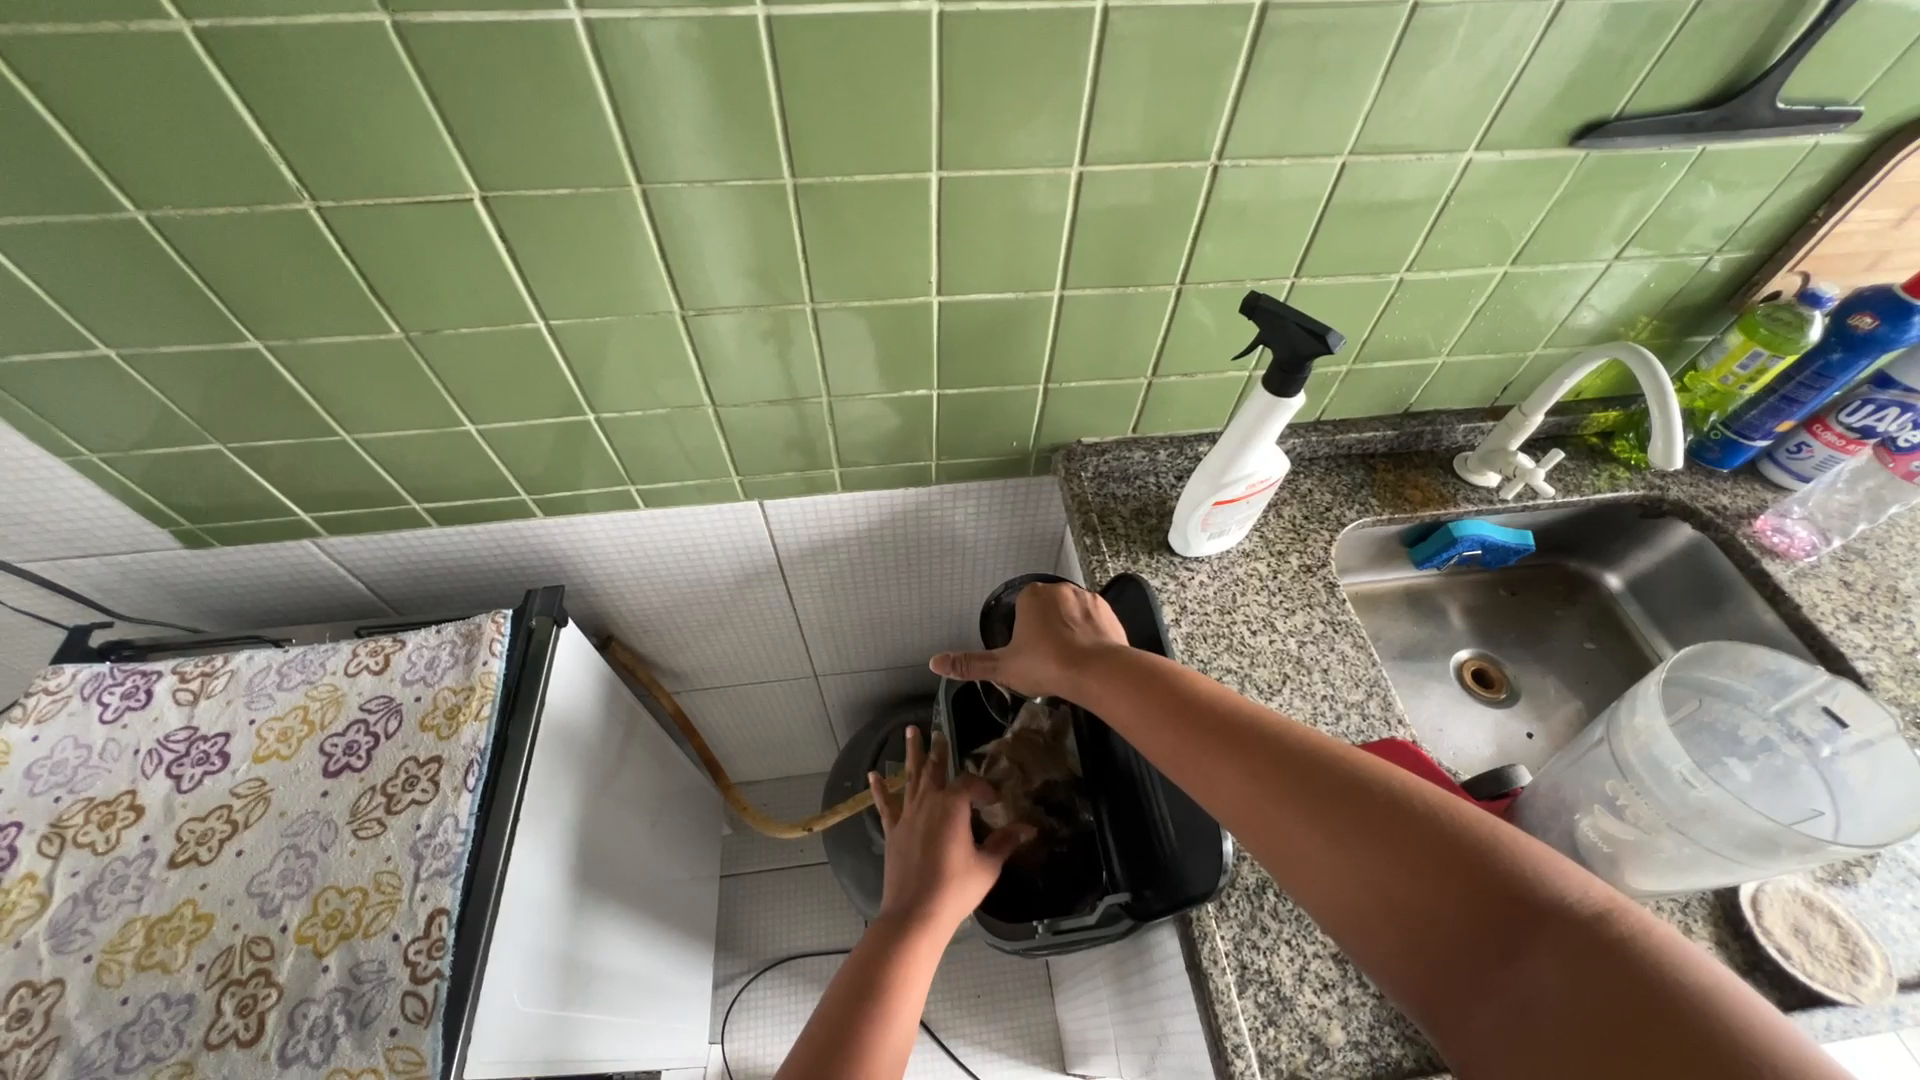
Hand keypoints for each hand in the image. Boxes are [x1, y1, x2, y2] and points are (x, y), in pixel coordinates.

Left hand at [867, 726, 1032, 933]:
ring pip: (910, 778)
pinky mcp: (893, 831)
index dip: (984, 789)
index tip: (994, 802)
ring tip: (910, 731)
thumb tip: (1029, 828)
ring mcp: (907, 815)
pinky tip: (872, 774)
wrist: (915, 913)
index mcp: (953, 806)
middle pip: (935, 769)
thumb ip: (1005, 843)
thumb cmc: (955, 889)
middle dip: (939, 750)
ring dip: (912, 754)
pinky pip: (886, 804)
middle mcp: (928, 803)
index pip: (970, 784)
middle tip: (938, 731)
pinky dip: (880, 789)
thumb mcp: (987, 866)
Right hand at [928, 583, 1128, 699]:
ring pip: (1072, 614)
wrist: (1097, 672)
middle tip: (1048, 660)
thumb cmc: (1046, 665)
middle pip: (1047, 609)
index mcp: (1031, 595)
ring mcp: (1087, 598)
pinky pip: (1095, 621)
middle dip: (1047, 629)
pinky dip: (1091, 635)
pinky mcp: (1109, 612)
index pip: (1021, 608)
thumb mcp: (1003, 667)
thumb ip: (969, 664)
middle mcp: (1059, 588)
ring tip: (1070, 660)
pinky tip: (1089, 657)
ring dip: (1070, 631)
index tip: (1029, 654)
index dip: (1023, 632)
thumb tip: (934, 662)